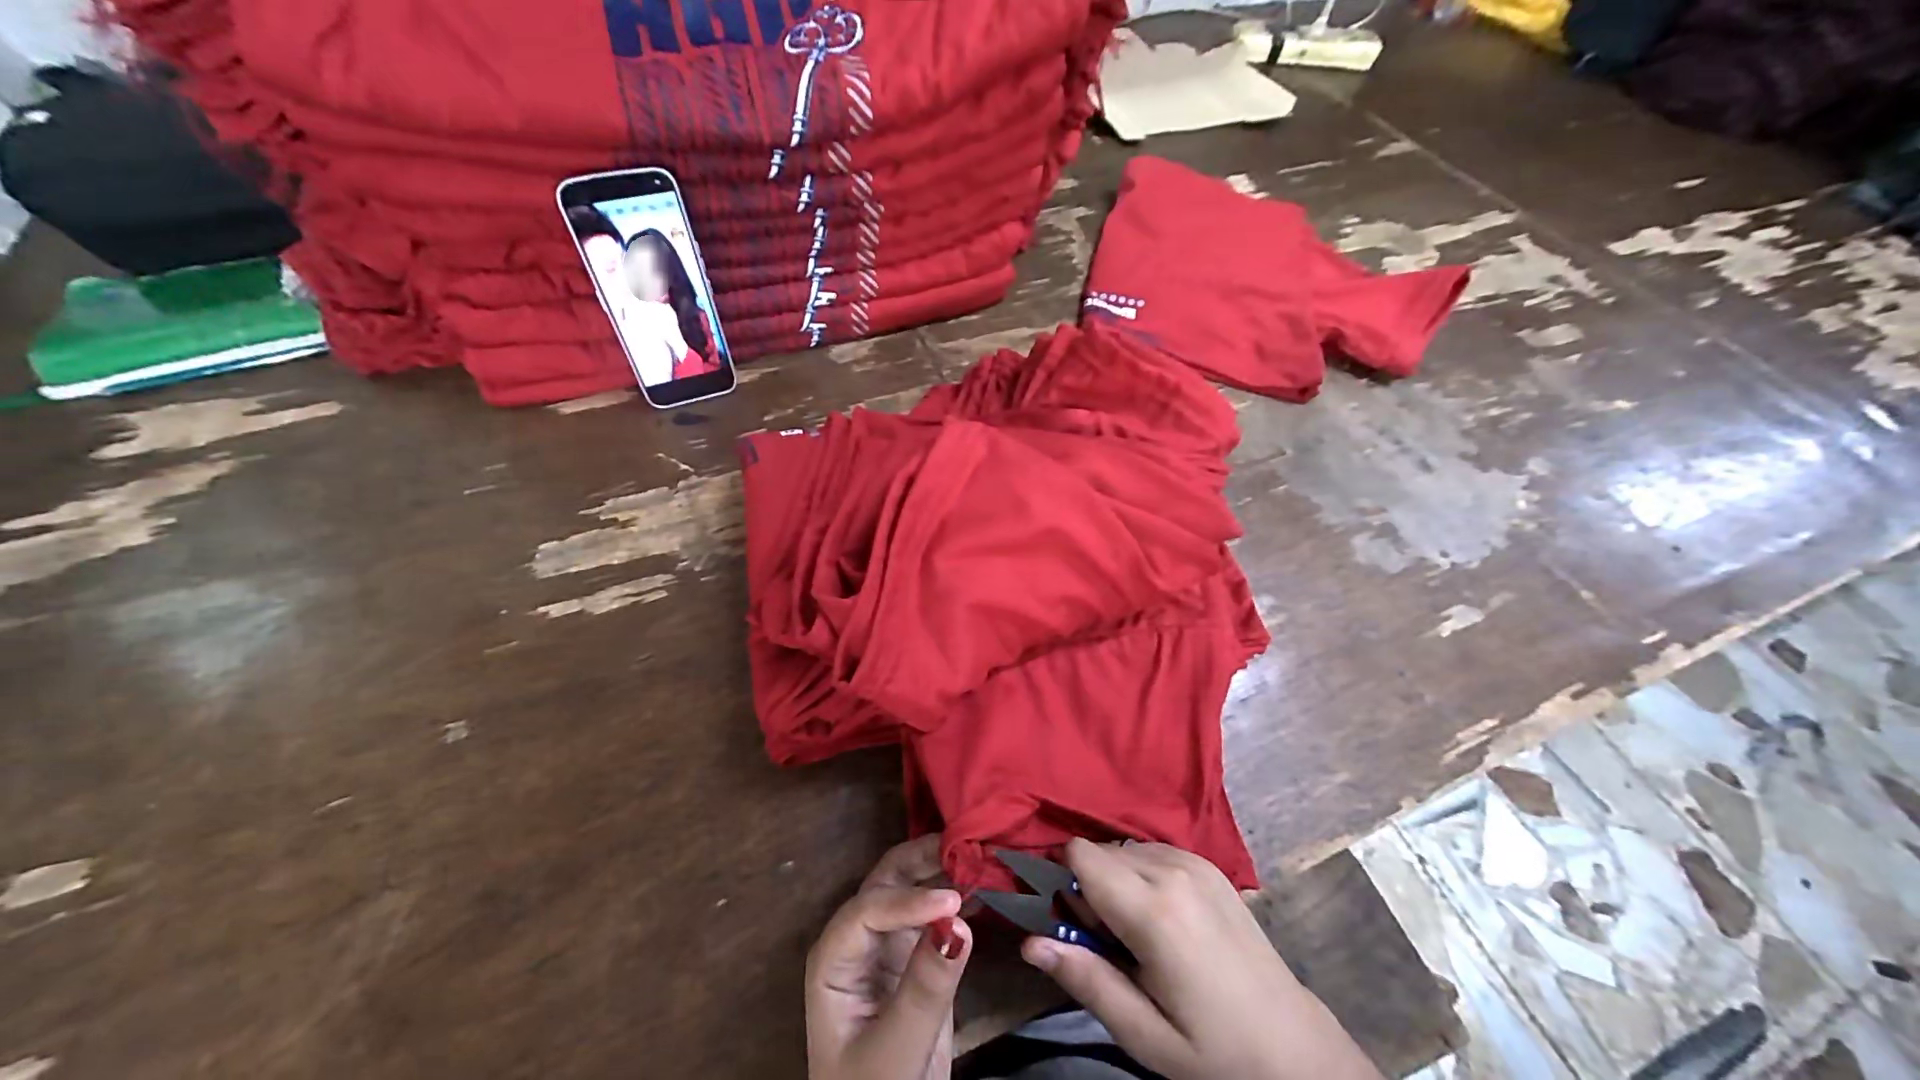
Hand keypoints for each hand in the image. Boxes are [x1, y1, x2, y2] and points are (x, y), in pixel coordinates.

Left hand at [806, 835, 972, 1079]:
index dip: (908, 900)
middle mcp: (860, 939)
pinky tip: (987, 886)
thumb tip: (957, 925)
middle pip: (886, 881)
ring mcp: (889, 945)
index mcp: (834, 958)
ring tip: (981, 855)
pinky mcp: (917, 956)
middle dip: (923, 859)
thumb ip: (924, 989)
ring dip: (943, 869)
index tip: (952, 901)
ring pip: (913, 888)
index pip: (866, 911)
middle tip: (966, 843)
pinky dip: (960, 896)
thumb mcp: (896, 1049)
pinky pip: (937, 915)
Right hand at [1021, 840, 1380, 1079]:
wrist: (1297, 1048)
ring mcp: (1196, 862)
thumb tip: (1029, 943)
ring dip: (1114, 881)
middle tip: (1107, 942)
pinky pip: (1151, 853)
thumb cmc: (1216, 1051)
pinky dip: (1140, 876)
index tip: (1073, 926)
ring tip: (1137, 935)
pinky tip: (1162, 920)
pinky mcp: (1210, 865)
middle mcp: (1173, 870)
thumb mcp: (1145, 1035)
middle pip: (1099, 851)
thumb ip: (1086, 980)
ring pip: (1123, 850)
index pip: (1080, 855)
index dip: (1064, 884)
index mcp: (1154, 910)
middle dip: (1087, 887)